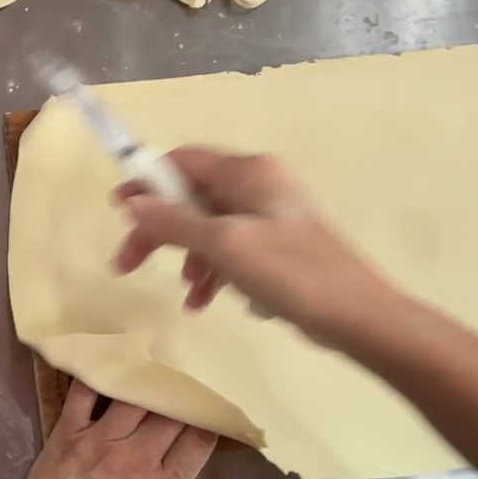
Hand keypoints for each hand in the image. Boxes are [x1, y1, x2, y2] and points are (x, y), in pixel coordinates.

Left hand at [0, 380, 230, 478]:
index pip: (198, 441)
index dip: (212, 421)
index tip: (217, 411)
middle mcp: (134, 458)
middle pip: (171, 412)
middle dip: (186, 397)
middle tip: (193, 383)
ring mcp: (99, 441)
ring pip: (134, 397)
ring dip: (149, 381)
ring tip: (161, 365)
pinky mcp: (67, 433)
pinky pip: (84, 393)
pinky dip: (97, 375)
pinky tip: (109, 360)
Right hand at [113, 147, 402, 346]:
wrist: (360, 317)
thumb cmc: (291, 272)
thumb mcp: (225, 245)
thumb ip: (174, 222)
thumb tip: (133, 203)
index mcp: (248, 171)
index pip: (183, 161)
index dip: (145, 181)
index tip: (117, 210)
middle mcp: (258, 184)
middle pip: (190, 197)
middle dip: (158, 231)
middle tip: (126, 264)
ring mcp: (268, 216)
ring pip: (207, 227)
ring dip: (186, 257)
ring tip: (184, 295)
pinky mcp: (276, 245)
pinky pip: (229, 248)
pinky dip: (212, 270)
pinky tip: (207, 301)